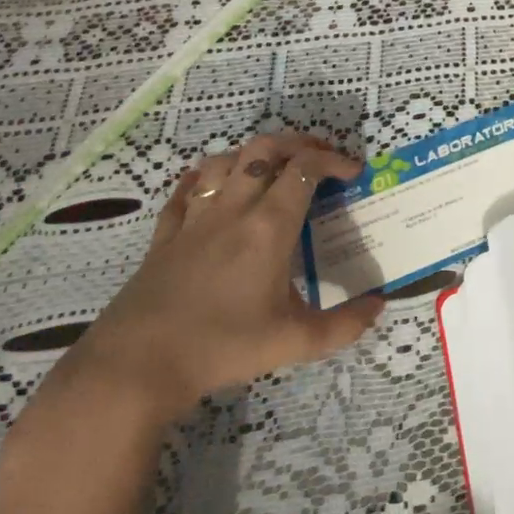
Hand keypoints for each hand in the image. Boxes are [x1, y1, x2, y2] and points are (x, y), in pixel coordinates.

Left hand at [43, 133, 383, 422]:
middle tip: (319, 160)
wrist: (132, 370)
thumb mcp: (296, 342)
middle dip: (298, 144)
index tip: (354, 173)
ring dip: (253, 157)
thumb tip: (380, 305)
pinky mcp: (162, 239)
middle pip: (263, 149)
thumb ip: (345, 324)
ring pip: (223, 162)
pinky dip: (206, 179)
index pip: (306, 168)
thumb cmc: (221, 348)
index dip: (335, 160)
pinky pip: (184, 192)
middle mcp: (233, 211)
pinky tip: (215, 188)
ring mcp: (193, 222)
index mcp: (269, 227)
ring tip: (273, 172)